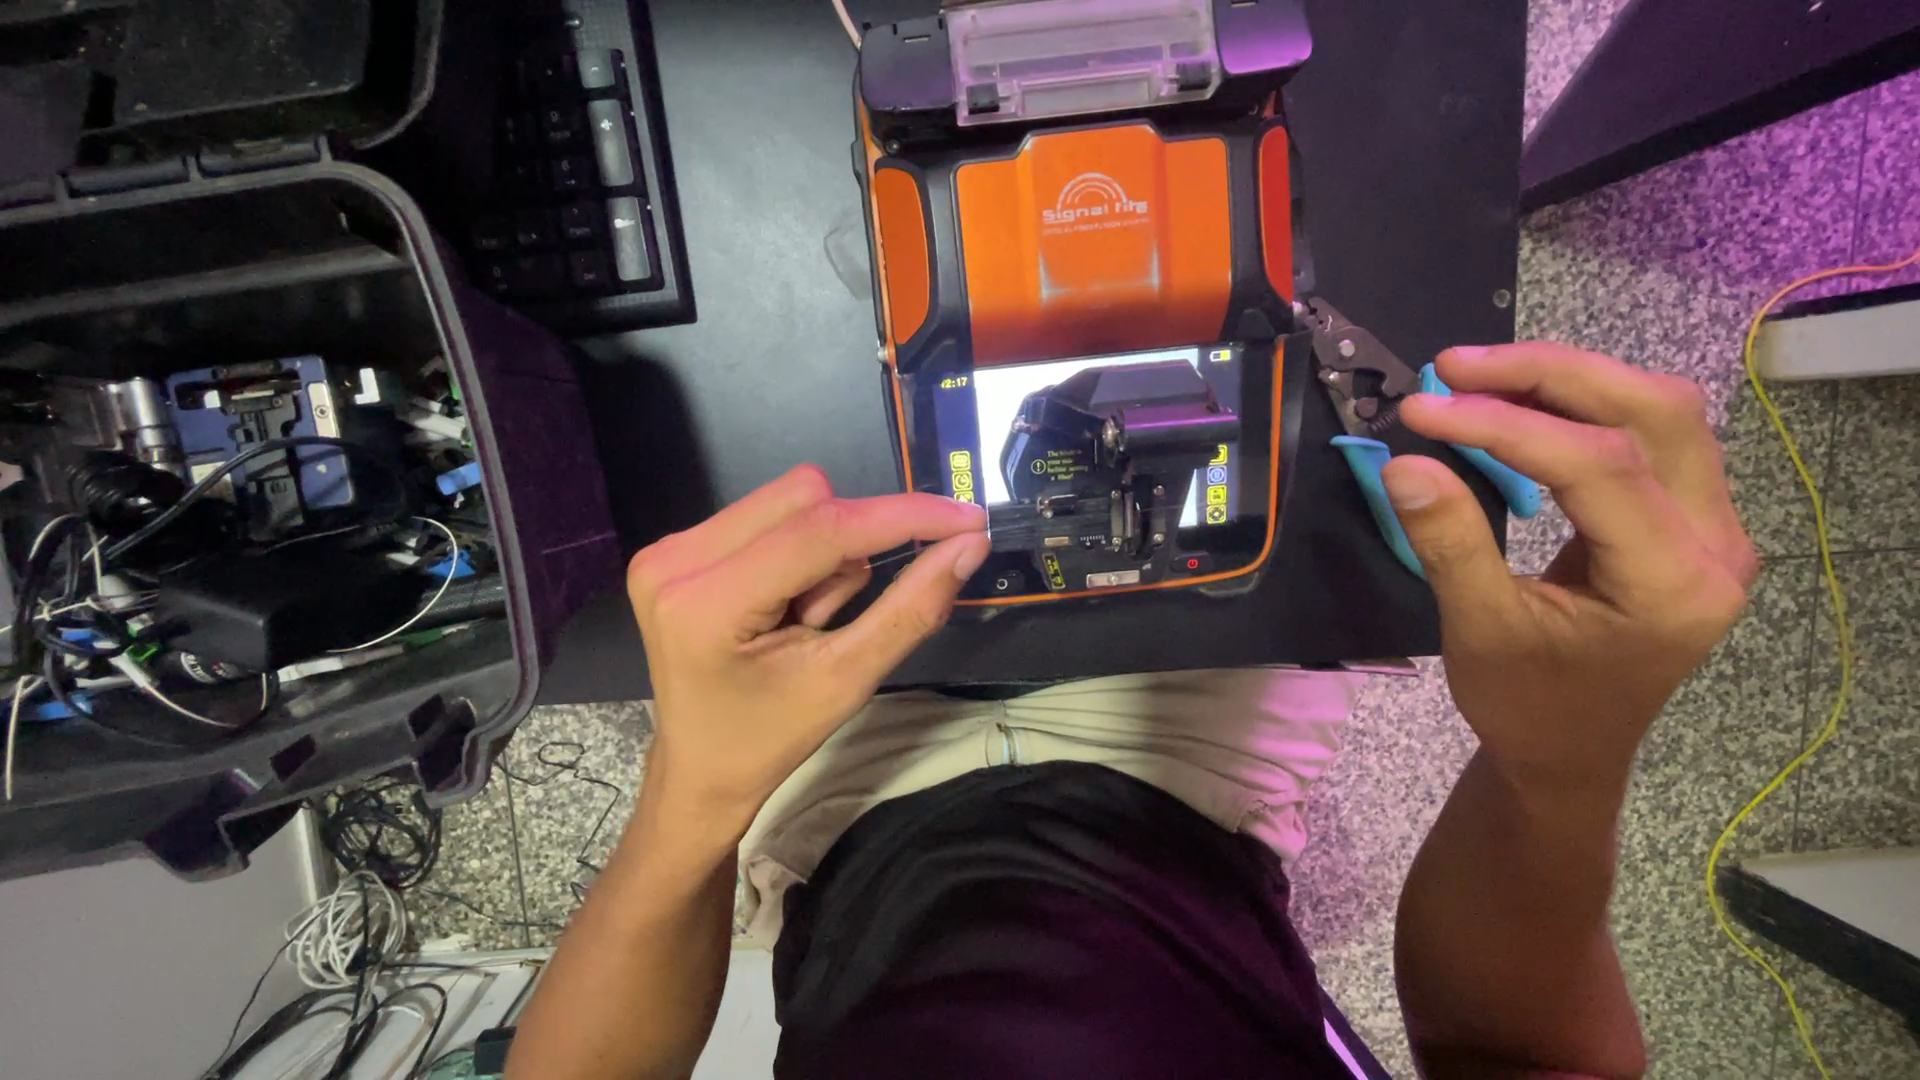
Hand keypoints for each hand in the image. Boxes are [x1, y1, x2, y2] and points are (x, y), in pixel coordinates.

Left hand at [626, 466, 990, 836]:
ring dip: (825, 551)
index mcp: (707, 604)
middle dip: (851, 544)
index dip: (902, 516)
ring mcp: (669, 550)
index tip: (966, 519)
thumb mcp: (847, 681)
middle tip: (836, 613)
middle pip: (805, 496)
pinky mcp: (677, 548)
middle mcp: (676, 560)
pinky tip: (784, 604)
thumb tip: (969, 546)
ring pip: (790, 500)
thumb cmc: (769, 739)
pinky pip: (767, 514)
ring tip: (804, 619)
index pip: (821, 530)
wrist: (700, 771)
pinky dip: (799, 551)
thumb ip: (910, 609)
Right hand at [1382, 343, 1757, 788]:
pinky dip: (1577, 408)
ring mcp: (1708, 529)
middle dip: (1550, 374)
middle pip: (1655, 413)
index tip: (1420, 408)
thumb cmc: (1525, 702)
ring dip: (1567, 381)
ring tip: (1476, 375)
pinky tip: (1518, 406)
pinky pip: (1644, 439)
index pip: (1598, 465)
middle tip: (1455, 365)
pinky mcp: (1681, 523)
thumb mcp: (1477, 629)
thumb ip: (1450, 543)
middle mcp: (1714, 542)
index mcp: (1671, 581)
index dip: (1504, 426)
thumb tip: (1404, 463)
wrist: (1568, 750)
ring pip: (1659, 414)